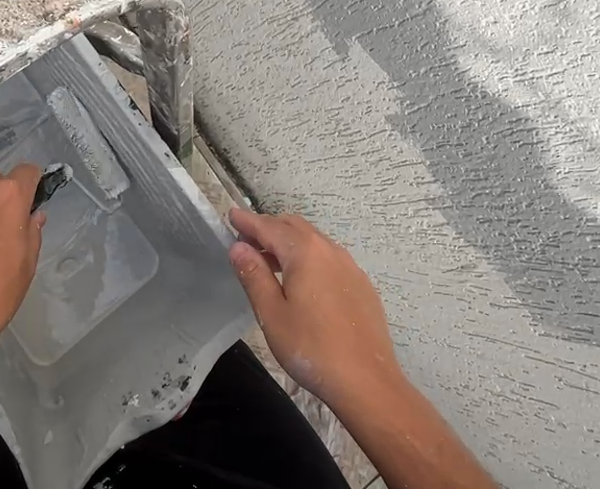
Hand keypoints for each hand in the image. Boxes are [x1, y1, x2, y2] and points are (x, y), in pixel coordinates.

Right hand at [229, 208, 401, 407]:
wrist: (368, 384)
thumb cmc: (312, 348)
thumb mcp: (272, 313)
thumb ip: (253, 275)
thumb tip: (239, 247)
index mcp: (305, 253)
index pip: (269, 227)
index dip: (247, 221)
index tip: (231, 215)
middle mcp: (329, 251)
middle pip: (293, 227)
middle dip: (268, 228)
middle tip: (246, 241)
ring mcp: (350, 267)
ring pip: (313, 241)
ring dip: (289, 242)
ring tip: (270, 262)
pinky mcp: (362, 286)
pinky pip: (329, 258)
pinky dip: (309, 257)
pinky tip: (303, 282)